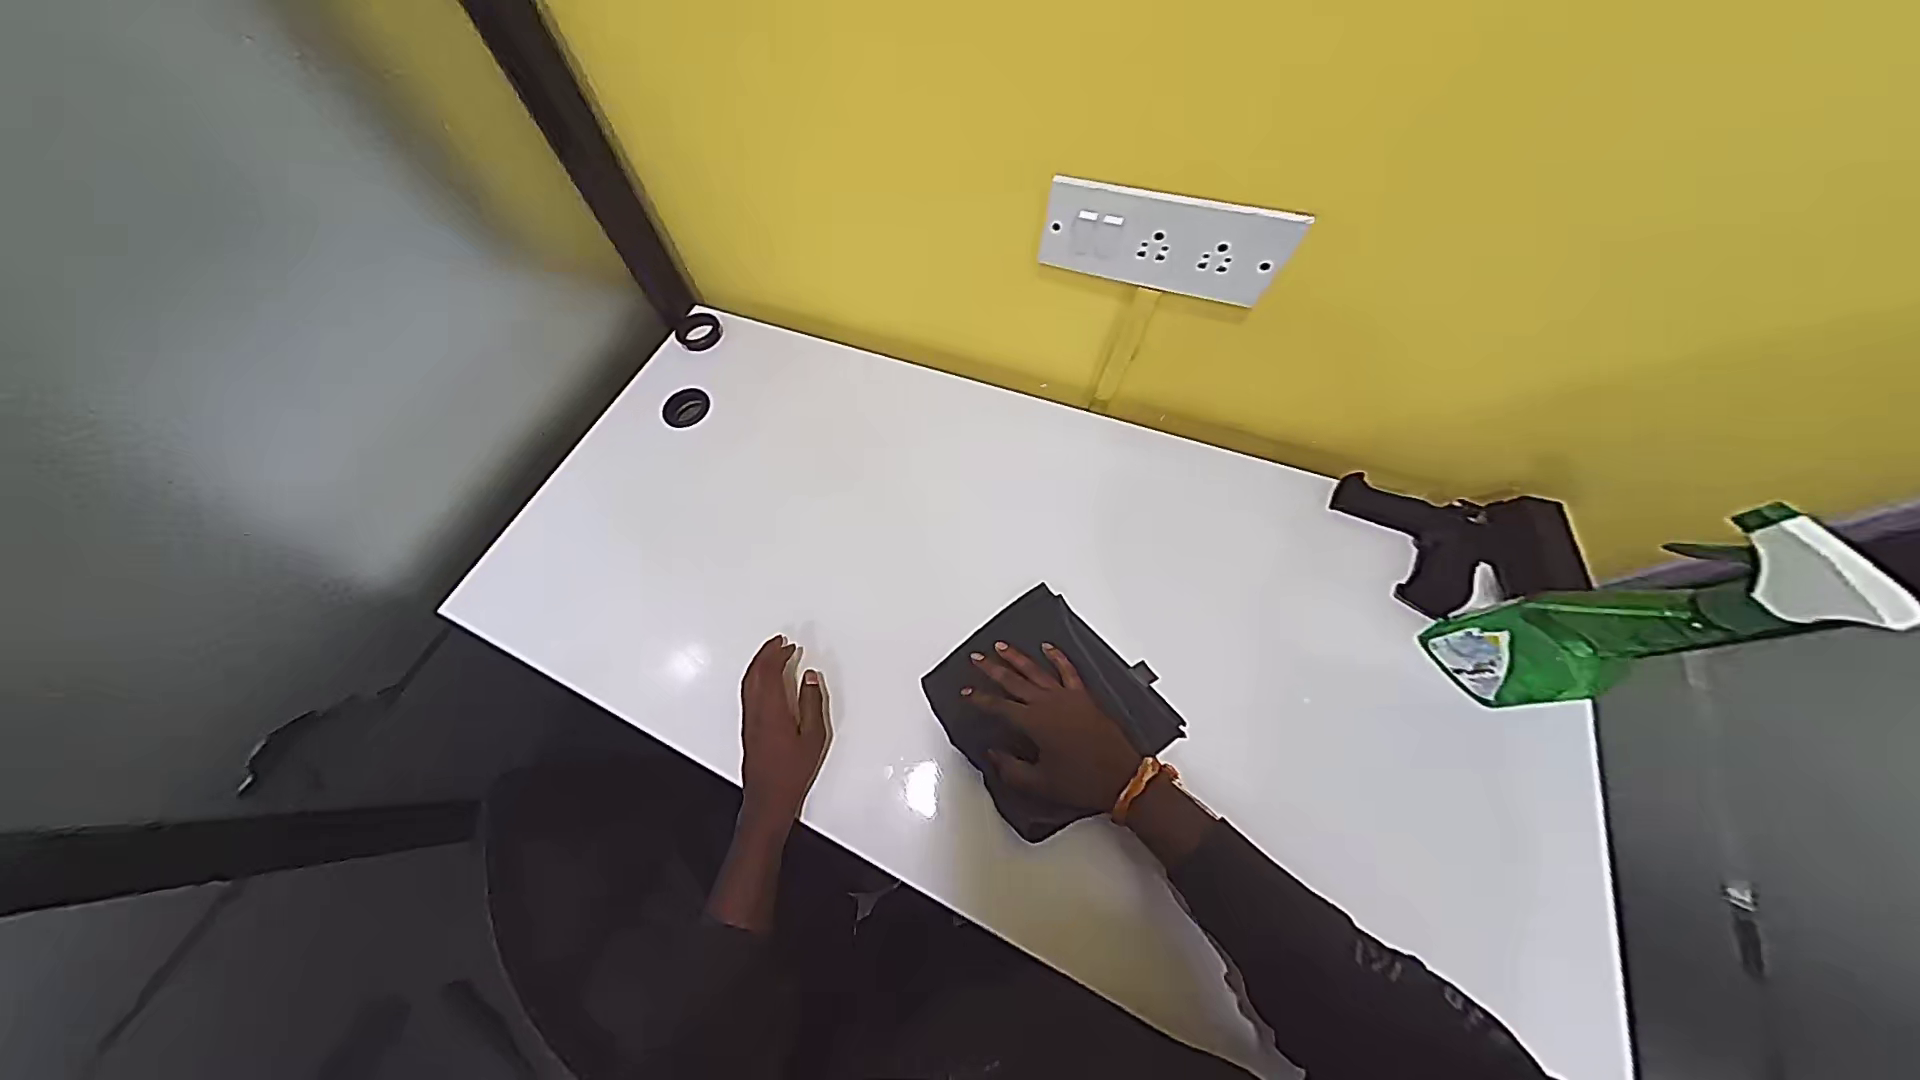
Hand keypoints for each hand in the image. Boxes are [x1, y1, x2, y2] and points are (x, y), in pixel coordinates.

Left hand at [738, 635, 828, 828]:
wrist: (768, 799)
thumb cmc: (791, 772)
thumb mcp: (814, 736)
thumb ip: (811, 702)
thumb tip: (810, 678)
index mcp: (772, 710)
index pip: (769, 672)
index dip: (777, 654)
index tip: (787, 644)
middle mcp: (755, 712)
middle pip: (754, 673)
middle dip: (765, 653)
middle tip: (778, 642)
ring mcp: (749, 720)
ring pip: (748, 682)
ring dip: (759, 664)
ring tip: (772, 654)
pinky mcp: (748, 728)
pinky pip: (748, 692)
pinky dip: (756, 677)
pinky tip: (765, 679)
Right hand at [965, 642, 1142, 812]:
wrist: (1121, 777)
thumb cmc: (1083, 781)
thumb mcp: (1040, 783)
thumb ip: (1011, 769)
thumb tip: (994, 756)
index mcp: (1034, 723)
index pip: (999, 706)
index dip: (980, 698)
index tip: (967, 693)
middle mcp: (1048, 704)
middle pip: (1013, 681)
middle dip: (992, 669)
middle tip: (977, 659)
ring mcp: (1067, 697)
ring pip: (1036, 670)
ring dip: (1017, 657)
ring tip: (1002, 646)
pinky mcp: (1083, 697)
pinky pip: (1068, 671)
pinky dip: (1057, 657)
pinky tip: (1048, 648)